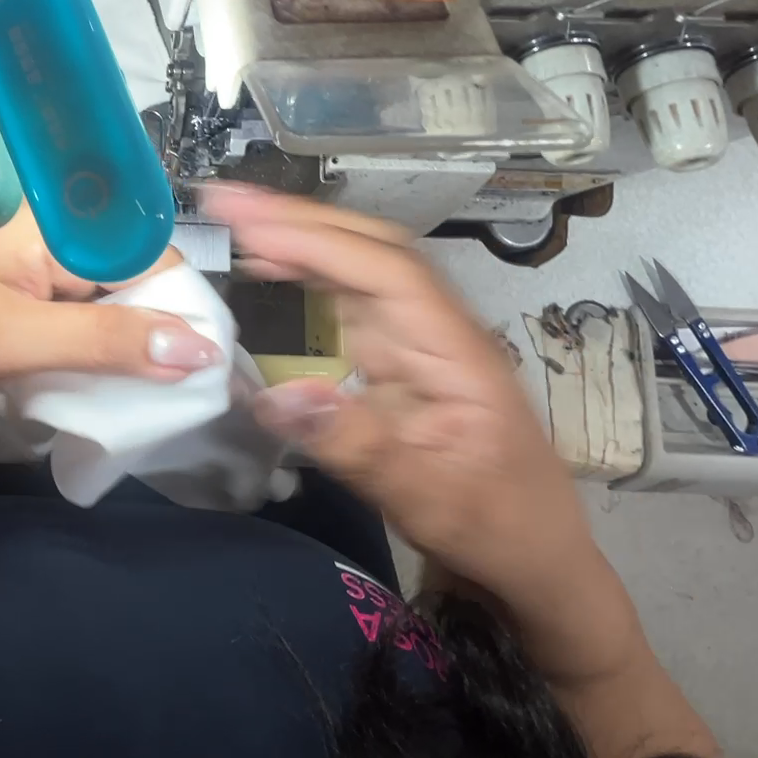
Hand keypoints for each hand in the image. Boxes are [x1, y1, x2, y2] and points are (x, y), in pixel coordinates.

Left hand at [0, 207, 222, 389]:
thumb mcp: (20, 339)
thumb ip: (107, 341)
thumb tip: (198, 348)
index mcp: (61, 218)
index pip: (151, 254)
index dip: (179, 308)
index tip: (195, 365)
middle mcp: (58, 223)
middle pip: (132, 273)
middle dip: (148, 329)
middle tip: (165, 387)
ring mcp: (39, 249)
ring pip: (105, 293)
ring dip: (117, 339)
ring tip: (132, 386)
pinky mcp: (25, 274)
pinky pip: (76, 302)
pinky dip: (86, 336)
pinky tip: (89, 371)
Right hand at [200, 183, 595, 610]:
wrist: (531, 556)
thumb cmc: (495, 526)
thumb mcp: (428, 499)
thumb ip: (358, 446)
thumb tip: (278, 395)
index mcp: (454, 350)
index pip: (384, 272)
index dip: (315, 242)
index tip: (248, 226)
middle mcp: (434, 328)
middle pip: (370, 249)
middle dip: (299, 218)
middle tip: (227, 200)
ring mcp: (415, 338)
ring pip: (356, 263)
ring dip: (297, 234)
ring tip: (234, 217)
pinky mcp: (395, 354)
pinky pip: (345, 295)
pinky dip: (303, 269)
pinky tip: (269, 265)